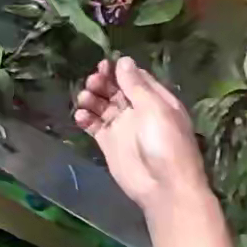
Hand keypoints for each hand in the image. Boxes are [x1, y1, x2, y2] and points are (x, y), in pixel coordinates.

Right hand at [75, 57, 216, 223]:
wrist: (163, 186)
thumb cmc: (166, 144)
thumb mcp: (155, 109)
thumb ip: (136, 85)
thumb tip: (123, 60)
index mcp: (155, 100)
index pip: (134, 78)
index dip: (118, 70)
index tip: (103, 65)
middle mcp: (138, 110)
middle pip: (115, 89)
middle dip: (102, 83)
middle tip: (92, 82)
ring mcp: (122, 126)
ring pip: (102, 105)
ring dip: (91, 98)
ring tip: (84, 99)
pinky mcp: (108, 142)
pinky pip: (93, 125)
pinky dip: (85, 118)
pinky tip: (80, 117)